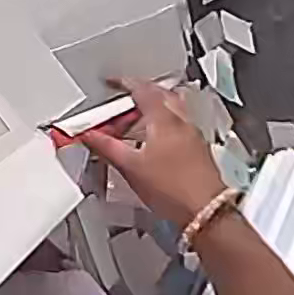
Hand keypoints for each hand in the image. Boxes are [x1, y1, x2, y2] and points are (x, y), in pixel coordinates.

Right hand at [80, 77, 228, 228]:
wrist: (204, 212)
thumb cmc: (174, 189)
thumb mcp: (129, 166)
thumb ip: (106, 147)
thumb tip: (89, 135)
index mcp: (165, 121)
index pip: (143, 91)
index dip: (125, 83)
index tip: (113, 82)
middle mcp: (182, 124)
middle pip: (162, 95)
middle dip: (142, 93)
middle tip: (124, 98)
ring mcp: (192, 137)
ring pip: (172, 111)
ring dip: (154, 109)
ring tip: (135, 121)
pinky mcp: (197, 151)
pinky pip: (178, 128)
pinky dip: (162, 126)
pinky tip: (152, 143)